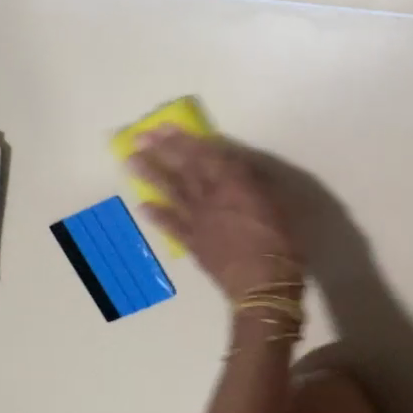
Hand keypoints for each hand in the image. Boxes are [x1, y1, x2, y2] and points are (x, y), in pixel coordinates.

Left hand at [130, 128, 300, 298]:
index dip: (185, 140)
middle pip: (183, 170)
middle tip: (141, 136)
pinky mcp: (193, 244)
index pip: (205, 156)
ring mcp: (198, 222)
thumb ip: (252, 183)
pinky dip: (156, 215)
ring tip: (131, 161)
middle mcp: (210, 199)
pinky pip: (171, 226)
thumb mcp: (276, 203)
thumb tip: (236, 168)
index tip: (166, 127)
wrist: (263, 285)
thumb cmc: (281, 242)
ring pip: (171, 193)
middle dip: (162, 151)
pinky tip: (142, 205)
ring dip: (151, 175)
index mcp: (233, 185)